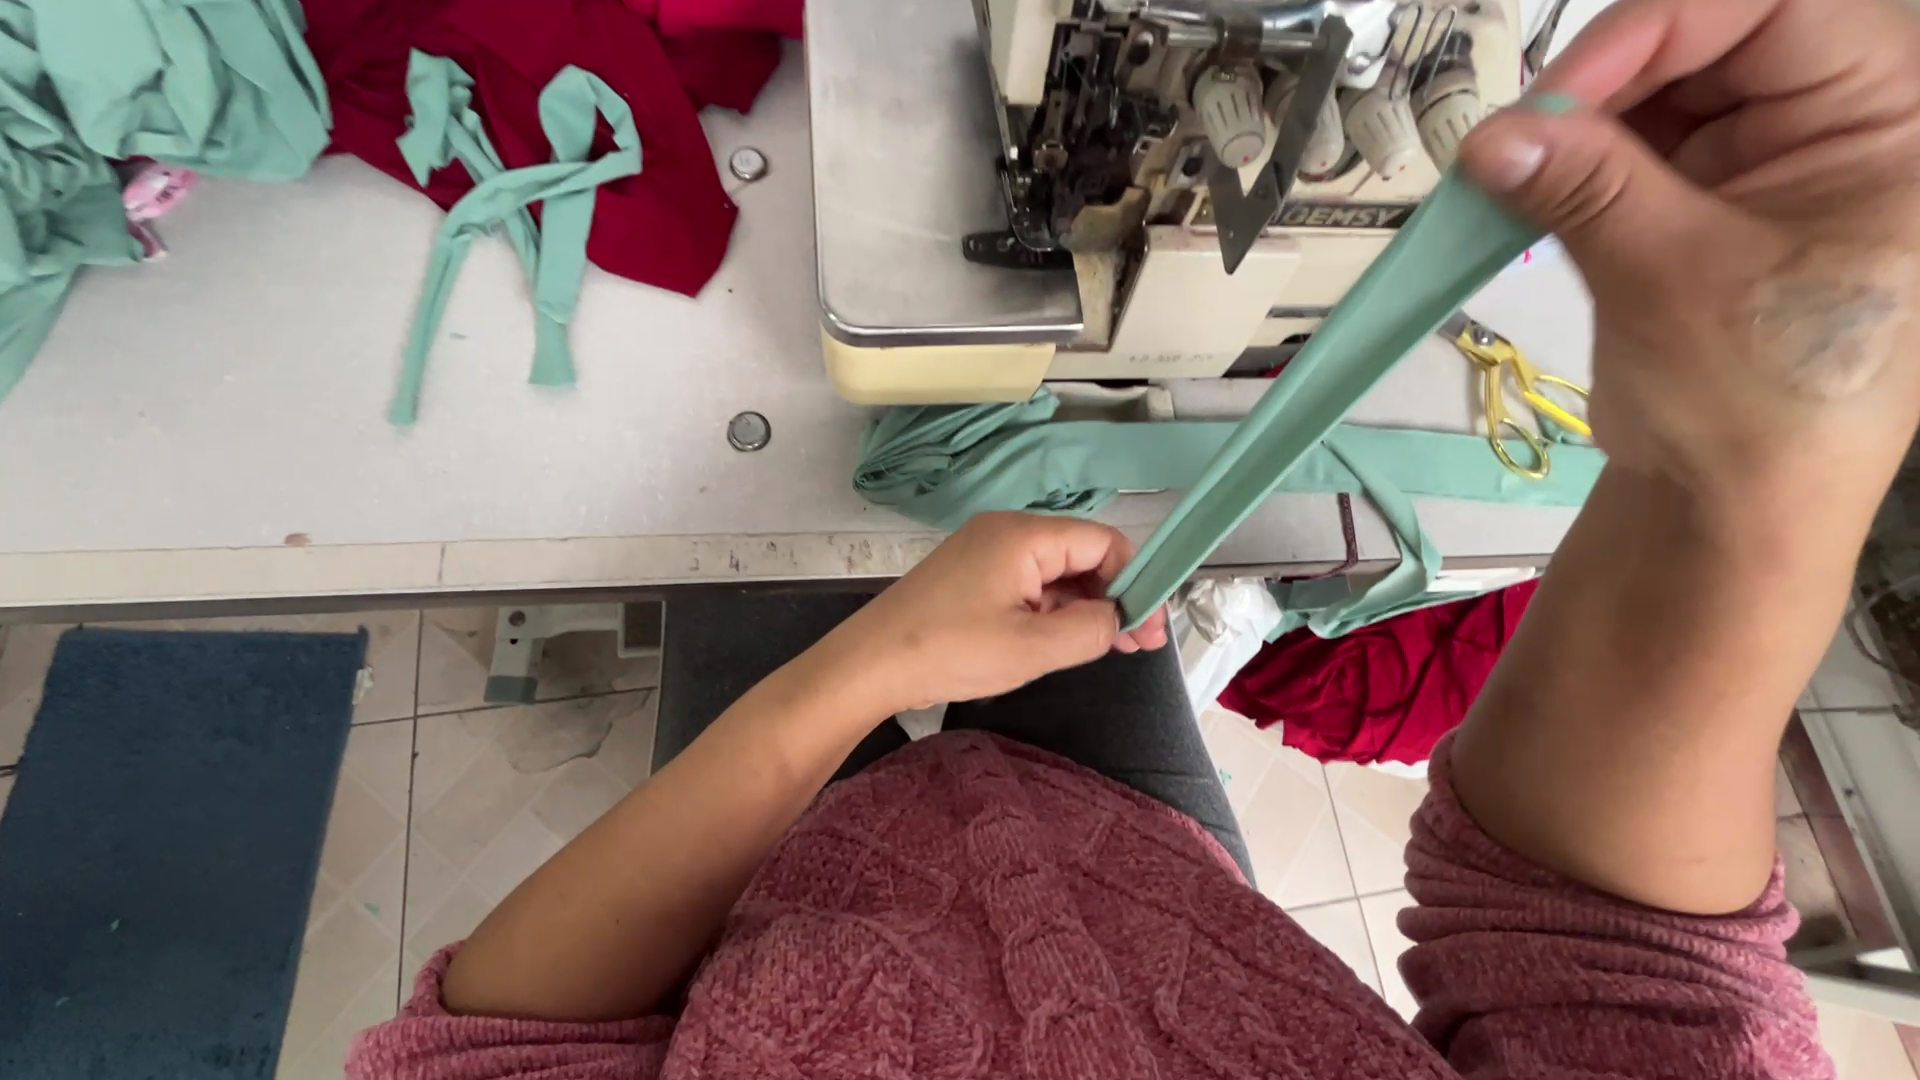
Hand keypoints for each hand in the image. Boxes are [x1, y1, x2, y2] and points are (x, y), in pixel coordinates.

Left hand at [815, 512, 1168, 713]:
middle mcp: (1007, 533)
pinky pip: (1027, 586)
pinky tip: (1064, 642)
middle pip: (1080, 556)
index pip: (1103, 542)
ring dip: (1083, 609)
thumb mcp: (1032, 647)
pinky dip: (1051, 612)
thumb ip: (1092, 629)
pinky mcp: (972, 577)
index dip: (1136, 581)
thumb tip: (1120, 618)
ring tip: (1109, 650)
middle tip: (1139, 646)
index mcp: (1024, 535)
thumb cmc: (950, 650)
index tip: (1151, 628)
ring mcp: (985, 553)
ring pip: (1054, 574)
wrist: (869, 664)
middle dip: (1113, 598)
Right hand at [1459, 0, 1919, 524]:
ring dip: (1562, 135)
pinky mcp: (1683, 206)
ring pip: (1644, 101)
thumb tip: (1487, 140)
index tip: (1539, 109)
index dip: (1649, 35)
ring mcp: (1747, 161)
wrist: (1729, 488)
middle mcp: (1821, 116)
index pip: (1770, 8)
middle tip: (1501, 151)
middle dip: (1591, 90)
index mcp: (1883, 109)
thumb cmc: (1751, 390)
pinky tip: (1514, 200)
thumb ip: (1587, 193)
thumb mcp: (1674, 278)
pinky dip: (1556, 175)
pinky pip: (1613, 160)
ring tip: (1497, 181)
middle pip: (1698, 45)